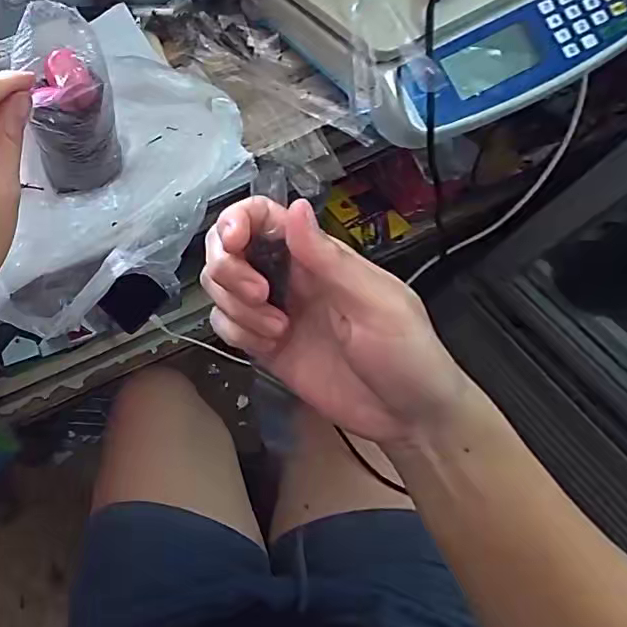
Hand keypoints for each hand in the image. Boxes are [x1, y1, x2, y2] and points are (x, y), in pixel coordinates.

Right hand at [201, 197, 477, 447]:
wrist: (407, 418)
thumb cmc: (407, 354)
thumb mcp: (375, 302)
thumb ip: (328, 258)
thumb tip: (296, 208)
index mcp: (317, 255)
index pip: (262, 217)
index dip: (236, 220)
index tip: (233, 242)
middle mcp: (288, 276)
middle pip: (226, 249)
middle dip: (228, 269)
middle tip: (258, 295)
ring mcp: (272, 310)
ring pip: (219, 287)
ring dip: (236, 306)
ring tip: (277, 330)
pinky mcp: (262, 344)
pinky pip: (224, 325)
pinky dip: (236, 332)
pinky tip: (269, 346)